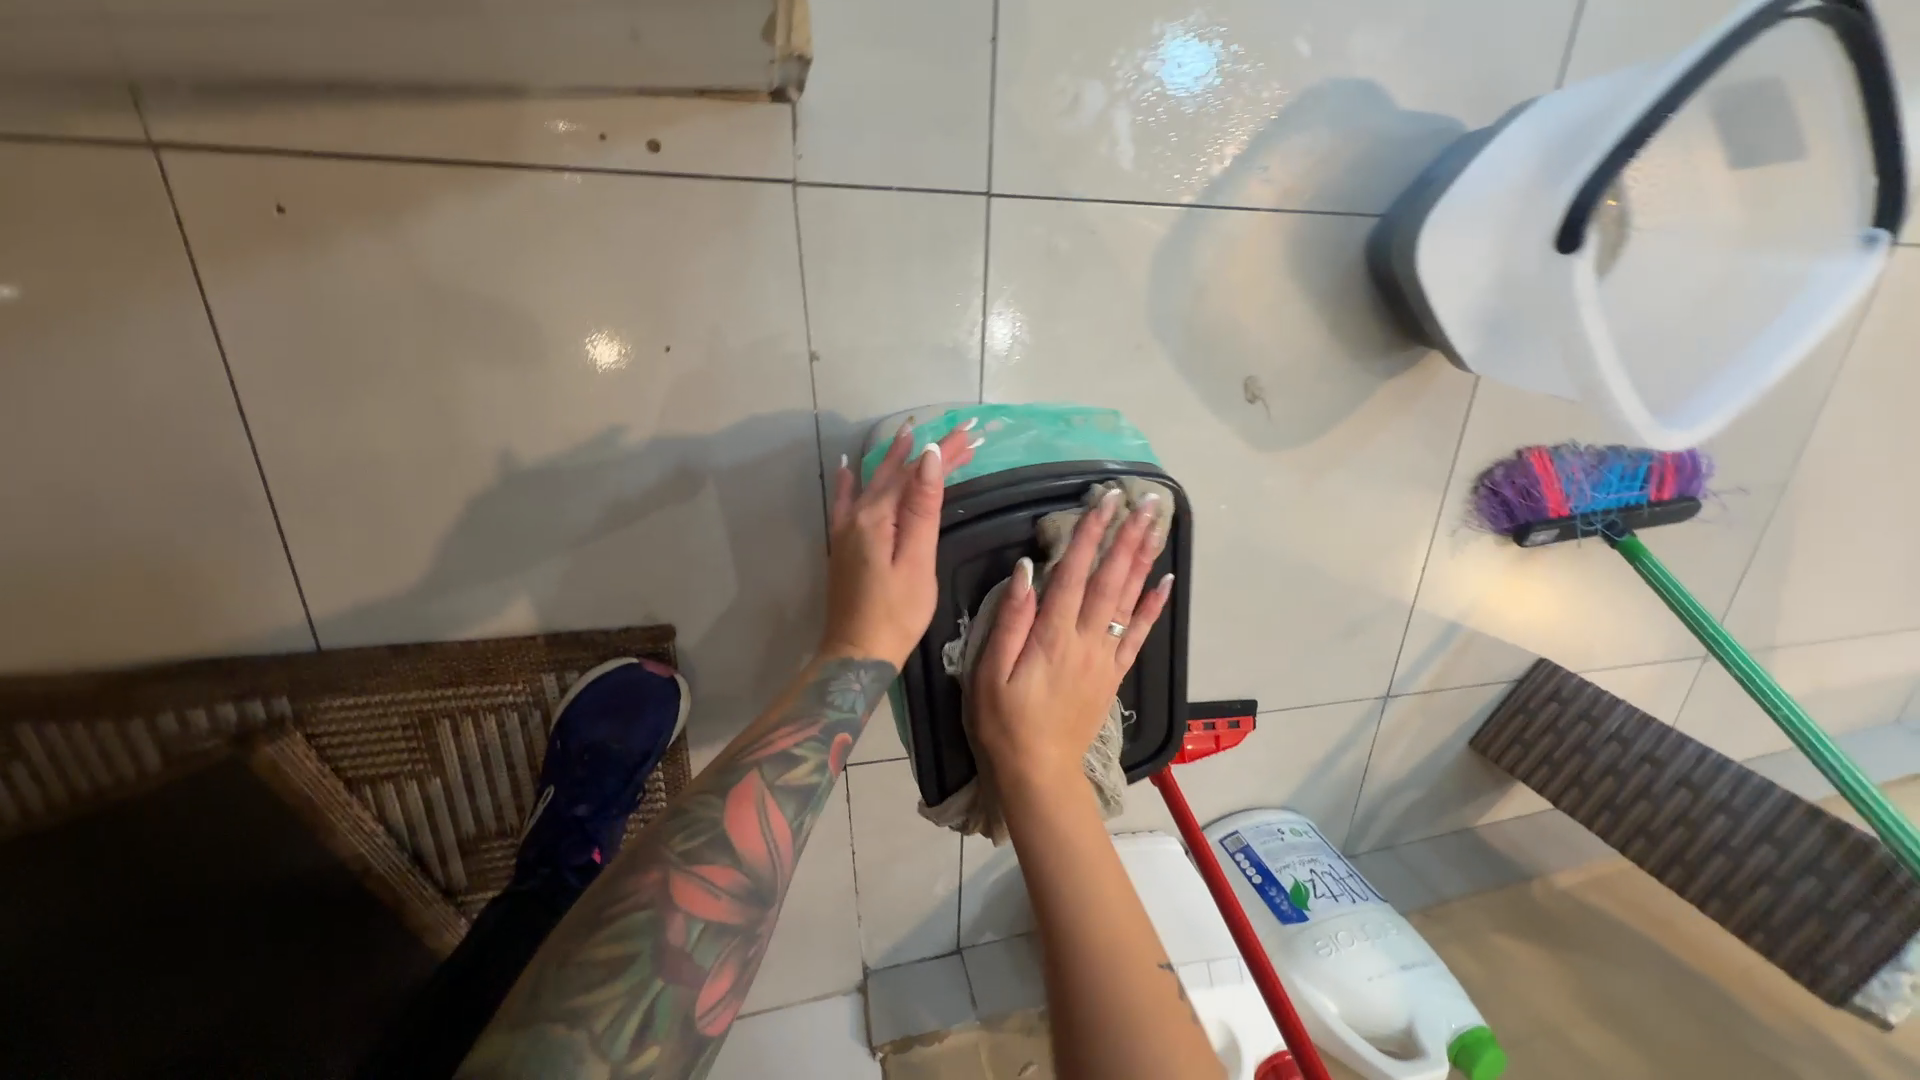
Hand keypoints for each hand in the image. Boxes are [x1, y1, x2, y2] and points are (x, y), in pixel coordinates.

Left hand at [820, 421, 980, 667]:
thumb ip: (922, 508)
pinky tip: (850, 468)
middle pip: (896, 474)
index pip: (916, 474)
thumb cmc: (897, 613)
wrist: (856, 653)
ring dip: (897, 460)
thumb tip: (929, 458)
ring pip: (875, 483)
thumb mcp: (917, 561)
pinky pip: (845, 502)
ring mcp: (846, 530)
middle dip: (928, 453)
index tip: (971, 433)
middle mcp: (858, 516)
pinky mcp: (842, 545)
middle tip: (960, 433)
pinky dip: (851, 482)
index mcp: (878, 518)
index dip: (944, 453)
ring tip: (911, 434)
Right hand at [972, 488, 1173, 791]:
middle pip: (1110, 578)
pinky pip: (1139, 634)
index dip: (1089, 533)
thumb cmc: (1002, 722)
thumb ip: (1010, 620)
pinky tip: (1164, 580)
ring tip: (1157, 524)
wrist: (1038, 773)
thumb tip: (1025, 569)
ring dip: (1143, 558)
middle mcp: (1087, 639)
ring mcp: (1105, 657)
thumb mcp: (989, 672)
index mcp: (1053, 636)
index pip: (1073, 573)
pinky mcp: (1114, 674)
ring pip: (1128, 598)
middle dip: (1127, 535)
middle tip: (1146, 499)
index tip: (1105, 500)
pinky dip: (1153, 605)